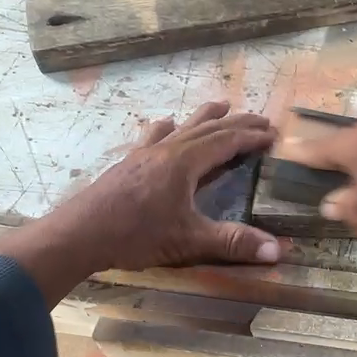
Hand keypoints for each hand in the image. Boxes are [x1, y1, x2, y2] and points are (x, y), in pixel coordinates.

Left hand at [0, 103, 278, 303]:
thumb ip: (233, 242)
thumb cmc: (135, 235)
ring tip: (220, 104)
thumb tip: (277, 251)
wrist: (79, 234)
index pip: (226, 141)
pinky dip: (167, 128)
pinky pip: (153, 137)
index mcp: (185, 163)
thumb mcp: (190, 240)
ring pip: (182, 128)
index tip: (274, 133)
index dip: (252, 136)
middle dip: (237, 122)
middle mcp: (167, 151)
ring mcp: (145, 155)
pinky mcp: (128, 165)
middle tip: (261, 118)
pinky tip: (165, 123)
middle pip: (208, 129)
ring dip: (205, 117)